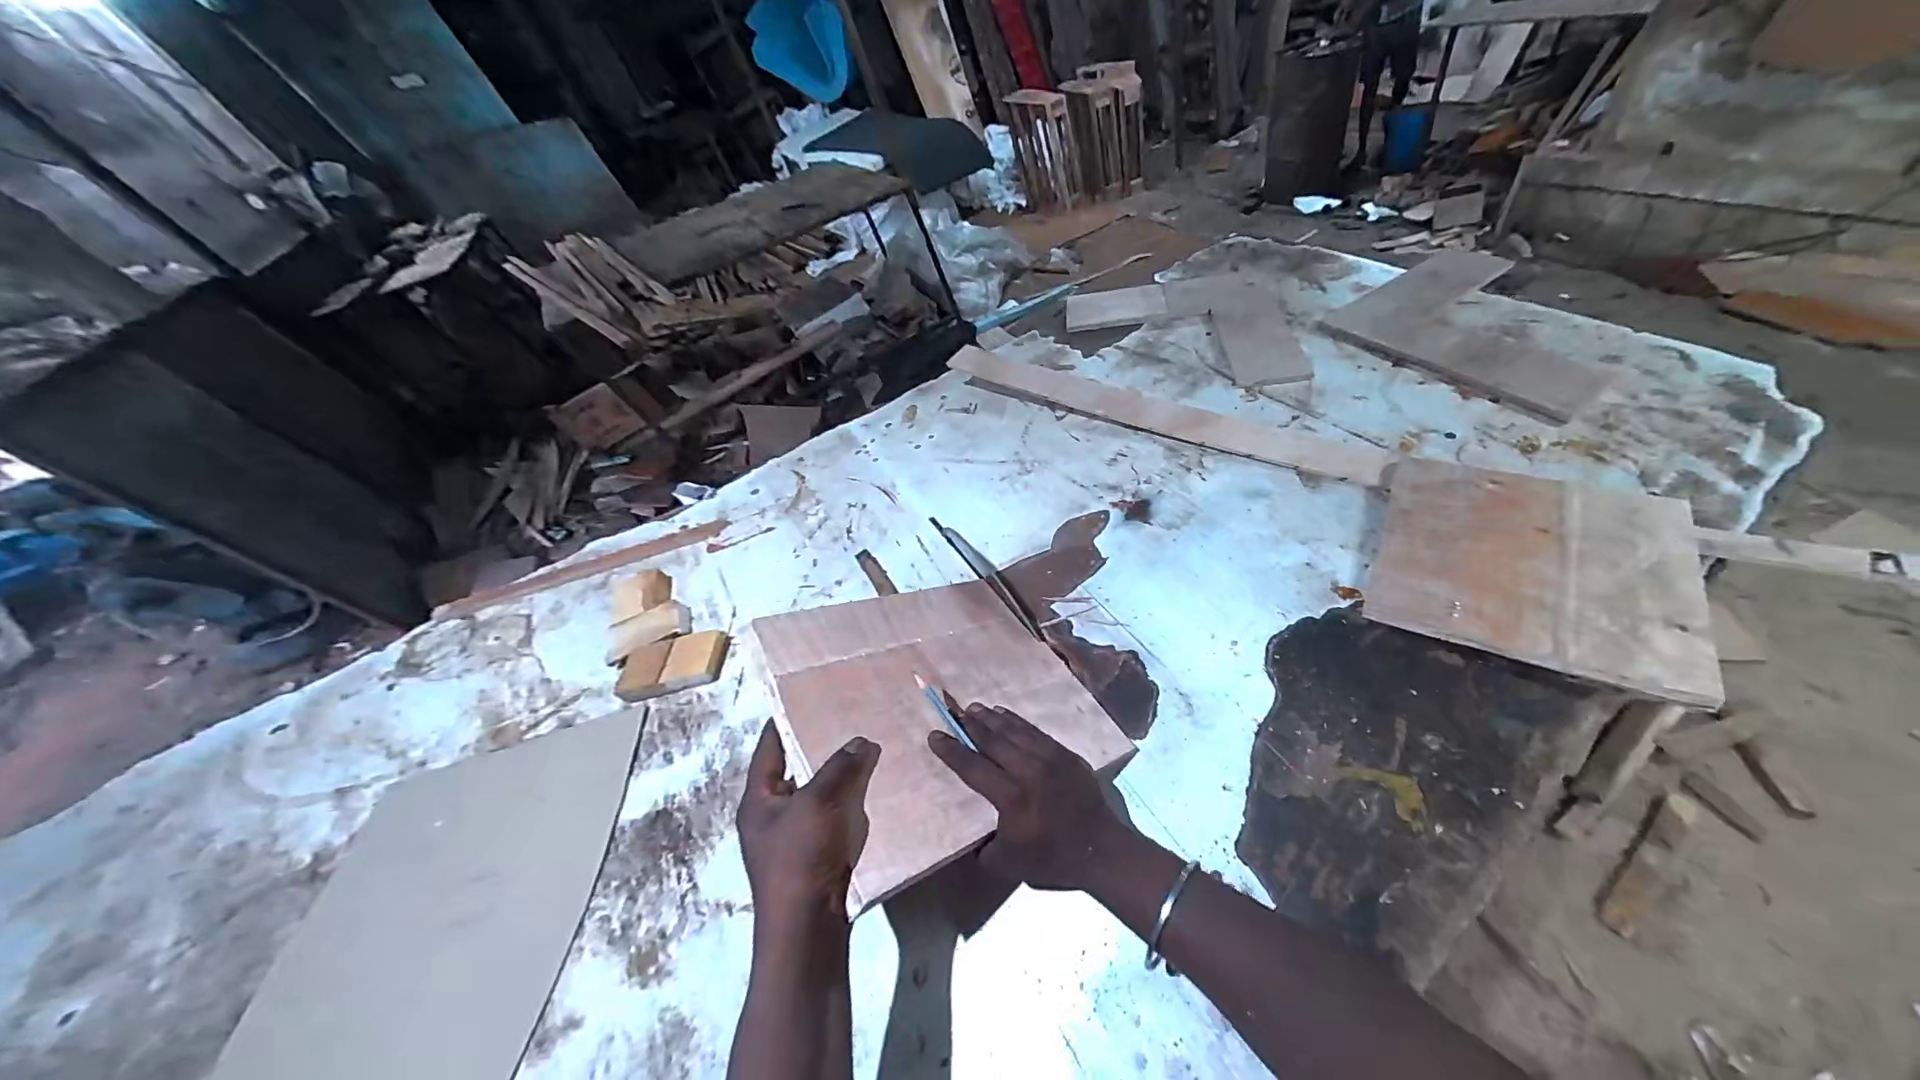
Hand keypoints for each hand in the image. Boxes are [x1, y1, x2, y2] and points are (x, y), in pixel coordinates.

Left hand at [736, 720, 881, 921]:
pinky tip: (870, 788)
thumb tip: (860, 742)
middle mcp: (772, 815)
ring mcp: (794, 837)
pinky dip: (848, 800)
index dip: (781, 723)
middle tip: (845, 719)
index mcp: (758, 800)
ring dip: (838, 775)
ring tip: (864, 747)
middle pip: (795, 771)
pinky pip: (833, 816)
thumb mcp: (816, 803)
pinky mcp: (816, 854)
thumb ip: (839, 768)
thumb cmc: (800, 858)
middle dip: (819, 748)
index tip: (800, 698)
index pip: (768, 750)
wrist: (807, 927)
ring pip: (818, 794)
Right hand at [927, 704, 1129, 891]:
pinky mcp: (1066, 755)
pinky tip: (1006, 716)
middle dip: (970, 726)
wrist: (1102, 851)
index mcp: (1011, 799)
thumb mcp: (1009, 864)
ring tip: (975, 709)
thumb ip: (984, 850)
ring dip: (992, 719)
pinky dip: (1018, 722)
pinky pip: (1036, 732)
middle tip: (954, 712)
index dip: (952, 751)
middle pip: (993, 741)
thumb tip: (971, 840)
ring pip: (1015, 732)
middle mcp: (1029, 772)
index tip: (935, 736)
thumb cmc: (1053, 860)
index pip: (973, 768)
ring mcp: (1050, 760)